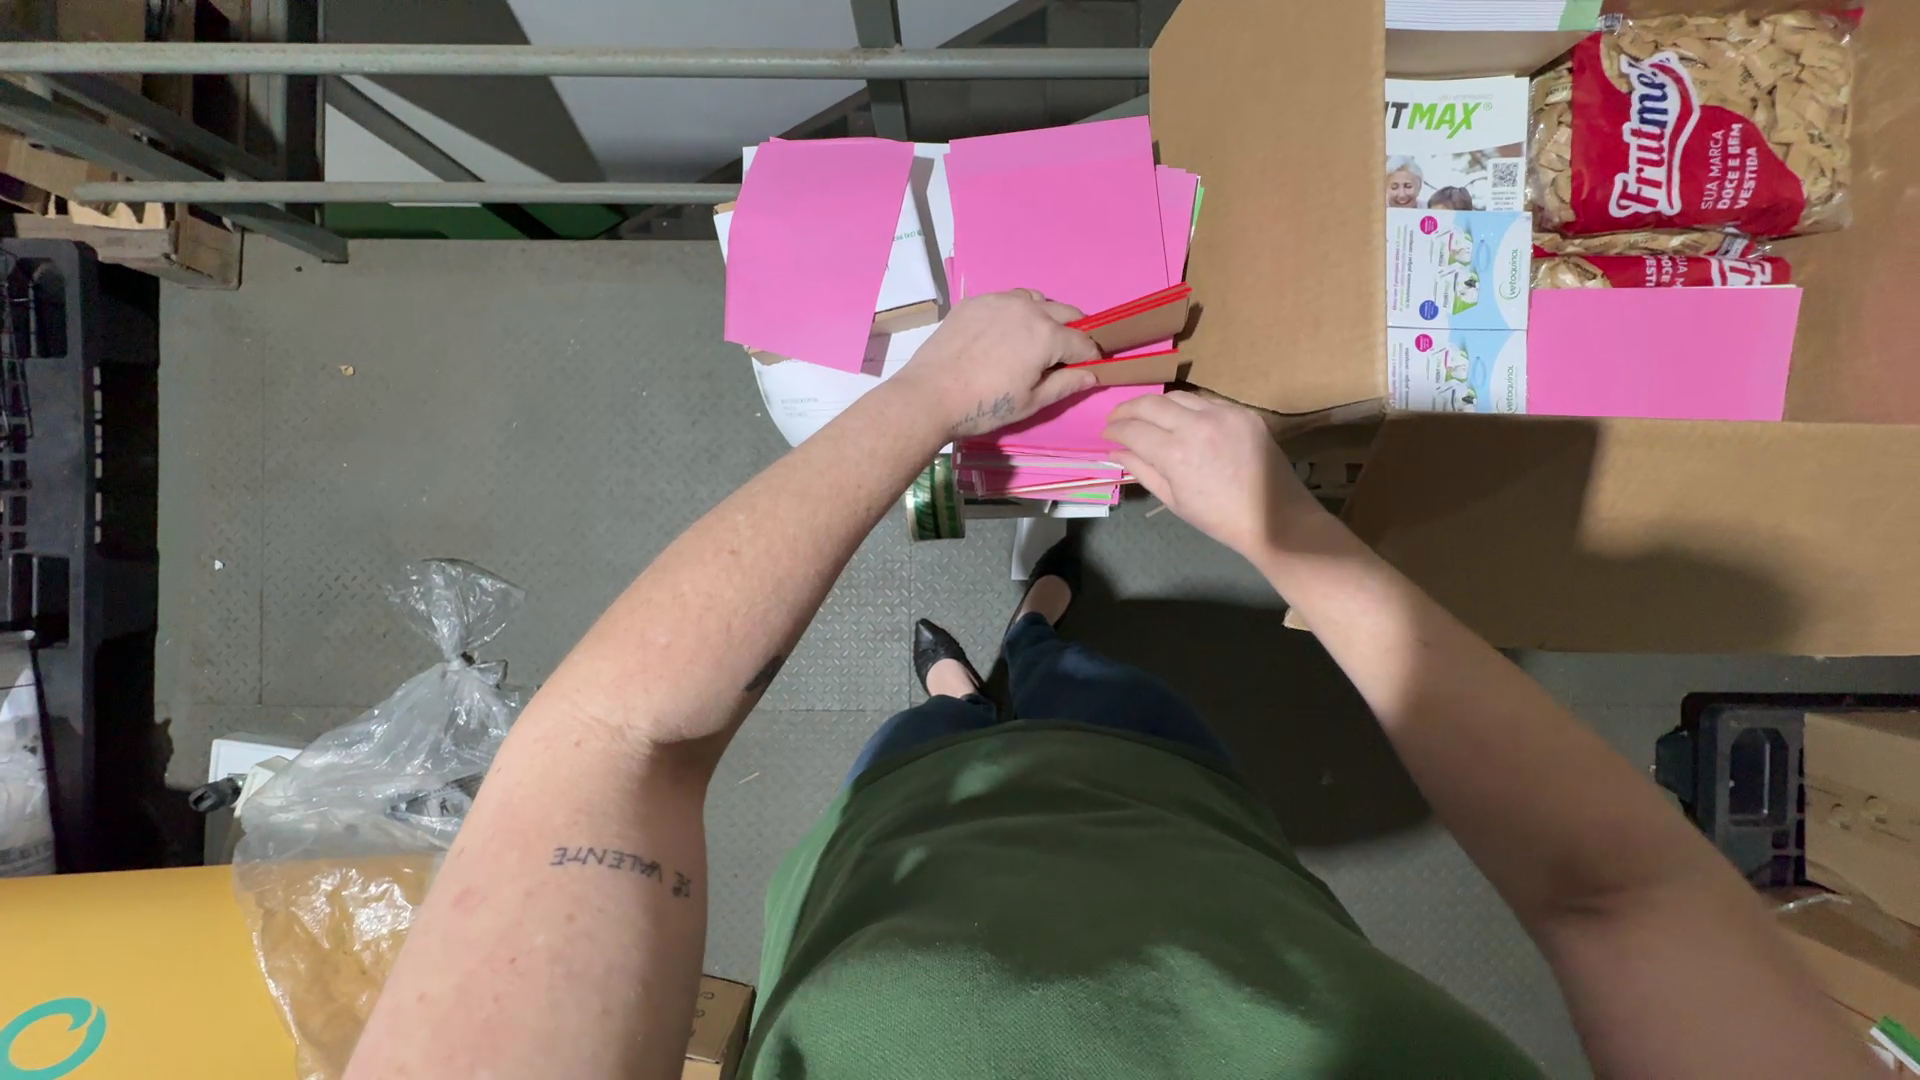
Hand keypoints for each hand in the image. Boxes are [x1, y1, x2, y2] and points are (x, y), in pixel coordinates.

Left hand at [895, 290, 1100, 437]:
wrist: (930, 395)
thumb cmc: (984, 406)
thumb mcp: (1031, 402)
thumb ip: (1066, 385)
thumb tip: (1092, 375)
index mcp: (1046, 335)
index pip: (1083, 342)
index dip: (1091, 357)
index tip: (1091, 367)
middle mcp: (1027, 308)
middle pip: (1065, 313)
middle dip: (1073, 332)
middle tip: (1066, 355)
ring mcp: (998, 300)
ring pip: (1035, 300)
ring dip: (1045, 316)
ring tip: (1035, 341)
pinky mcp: (974, 302)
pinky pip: (1006, 300)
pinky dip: (1016, 312)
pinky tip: (1004, 334)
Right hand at [1103, 391, 1327, 558]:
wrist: (1275, 518)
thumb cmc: (1218, 517)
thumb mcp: (1172, 500)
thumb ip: (1141, 470)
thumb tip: (1116, 451)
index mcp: (1175, 453)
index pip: (1133, 430)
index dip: (1114, 429)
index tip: (1106, 433)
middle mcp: (1196, 425)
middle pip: (1150, 404)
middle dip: (1128, 409)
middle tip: (1117, 417)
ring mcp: (1222, 414)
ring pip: (1177, 397)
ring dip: (1155, 404)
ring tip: (1144, 414)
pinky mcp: (1242, 412)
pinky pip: (1204, 401)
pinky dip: (1185, 407)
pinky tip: (1179, 418)